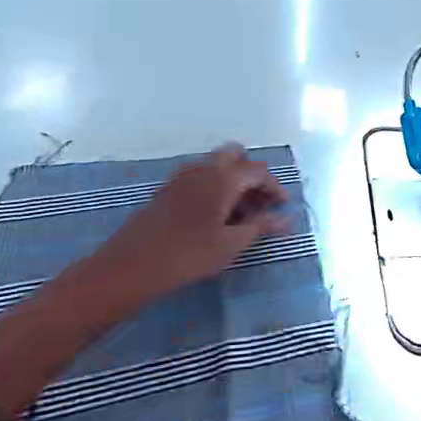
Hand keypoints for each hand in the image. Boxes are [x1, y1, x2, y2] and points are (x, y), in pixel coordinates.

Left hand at [86, 145, 288, 304]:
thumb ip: (260, 226)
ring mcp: (182, 175)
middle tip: (259, 205)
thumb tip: (286, 218)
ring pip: (215, 164)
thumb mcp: (230, 245)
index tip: (282, 208)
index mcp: (223, 177)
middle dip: (251, 175)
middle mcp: (203, 167)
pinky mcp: (168, 187)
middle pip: (235, 156)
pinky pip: (199, 175)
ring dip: (232, 180)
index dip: (274, 187)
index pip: (258, 171)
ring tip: (239, 214)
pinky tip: (213, 216)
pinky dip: (213, 185)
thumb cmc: (189, 255)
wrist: (133, 264)